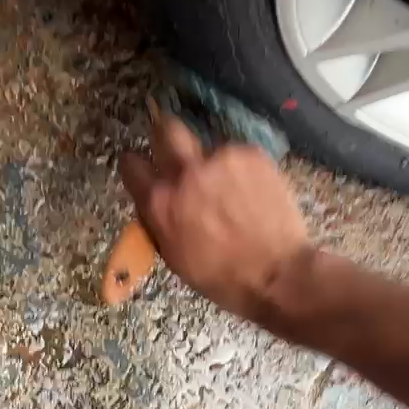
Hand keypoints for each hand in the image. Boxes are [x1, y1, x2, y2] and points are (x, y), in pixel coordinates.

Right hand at [119, 113, 311, 321]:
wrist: (276, 273)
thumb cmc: (221, 278)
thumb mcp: (174, 256)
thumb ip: (159, 221)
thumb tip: (155, 202)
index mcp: (160, 203)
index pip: (132, 165)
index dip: (135, 165)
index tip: (141, 166)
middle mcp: (185, 173)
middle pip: (167, 130)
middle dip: (167, 135)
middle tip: (177, 148)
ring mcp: (220, 159)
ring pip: (209, 148)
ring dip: (213, 164)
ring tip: (231, 190)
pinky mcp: (251, 154)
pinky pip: (238, 155)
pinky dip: (241, 170)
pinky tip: (252, 192)